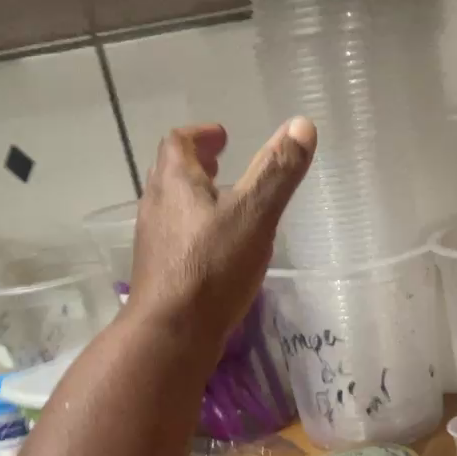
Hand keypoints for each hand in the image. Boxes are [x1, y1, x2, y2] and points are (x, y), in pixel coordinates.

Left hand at [123, 118, 315, 352]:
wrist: (172, 331)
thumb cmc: (213, 268)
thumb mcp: (254, 216)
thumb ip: (277, 172)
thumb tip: (303, 124)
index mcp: (176, 181)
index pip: (180, 142)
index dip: (201, 135)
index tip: (222, 137)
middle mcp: (156, 204)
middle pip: (172, 173)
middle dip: (197, 167)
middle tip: (221, 168)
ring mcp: (154, 242)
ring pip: (172, 209)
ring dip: (194, 202)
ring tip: (223, 211)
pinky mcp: (159, 274)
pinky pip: (176, 241)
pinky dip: (194, 235)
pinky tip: (215, 256)